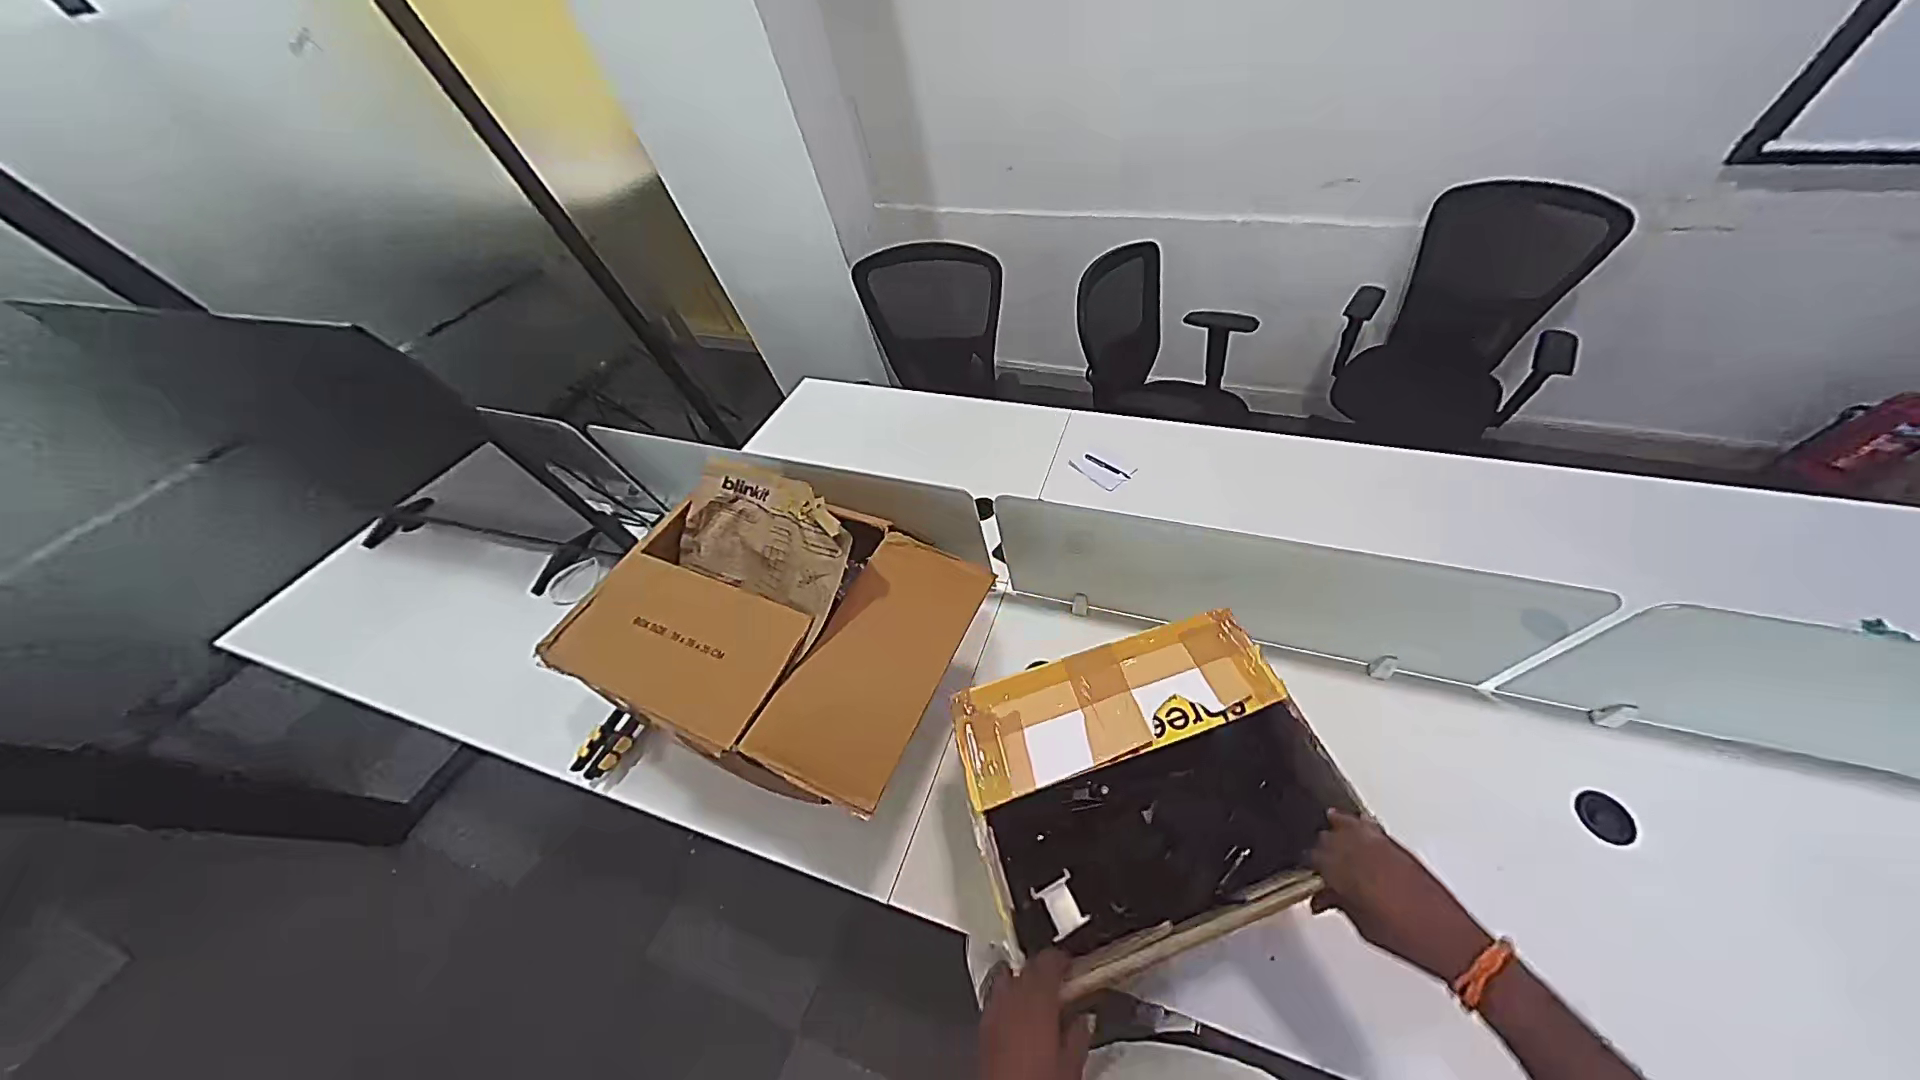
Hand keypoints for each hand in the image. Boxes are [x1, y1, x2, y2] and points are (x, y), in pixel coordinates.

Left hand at [978, 950, 1092, 1079]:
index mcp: (1037, 1000)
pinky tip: (1018, 1016)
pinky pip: (996, 998)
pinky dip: (1008, 998)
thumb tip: (1085, 1020)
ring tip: (1038, 996)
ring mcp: (994, 1009)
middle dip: (1043, 969)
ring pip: (1008, 978)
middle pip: (1027, 967)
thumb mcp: (1070, 1066)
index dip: (1061, 959)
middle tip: (1060, 982)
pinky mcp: (983, 1025)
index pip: (1048, 961)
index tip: (1070, 964)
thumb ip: (1079, 1036)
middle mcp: (1012, 997)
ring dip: (1023, 981)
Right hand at [1308, 809, 1492, 981]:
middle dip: (1321, 849)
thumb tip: (1322, 898)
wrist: (1453, 942)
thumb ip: (1339, 903)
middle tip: (1320, 862)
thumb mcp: (1364, 926)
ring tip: (1331, 836)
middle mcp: (1359, 853)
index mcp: (1344, 873)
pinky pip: (1369, 827)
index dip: (1309, 865)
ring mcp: (1380, 847)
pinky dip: (1359, 824)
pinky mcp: (1397, 847)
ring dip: (1336, 831)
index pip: (1313, 857)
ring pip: (1346, 825)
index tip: (1309, 872)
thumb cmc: (1409, 939)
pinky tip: (1354, 823)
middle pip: (1326, 838)